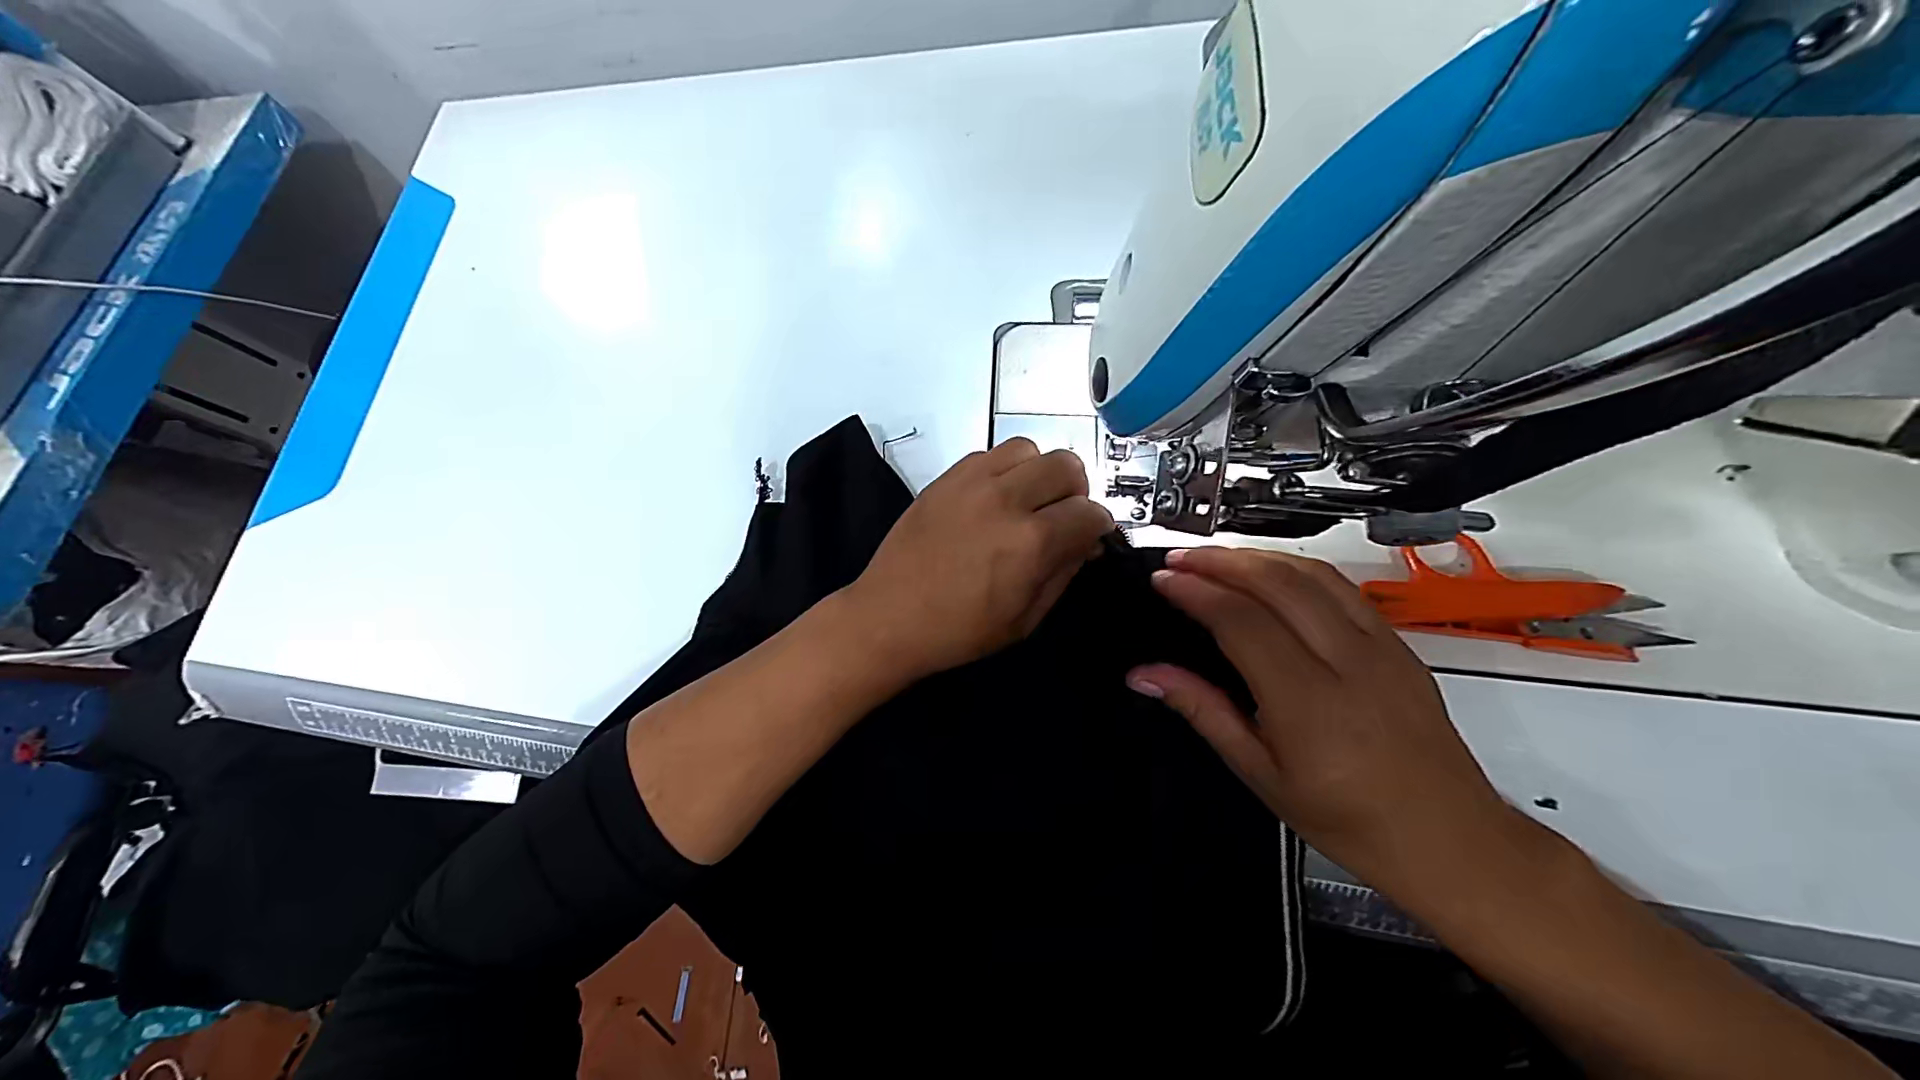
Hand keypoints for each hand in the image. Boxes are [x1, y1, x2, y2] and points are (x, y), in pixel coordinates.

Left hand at [844, 438, 1114, 682]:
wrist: (889, 617)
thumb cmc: (958, 630)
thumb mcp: (1025, 618)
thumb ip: (1063, 572)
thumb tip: (1085, 543)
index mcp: (1031, 542)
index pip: (1089, 512)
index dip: (1099, 525)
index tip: (1092, 535)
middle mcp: (1005, 501)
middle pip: (1066, 465)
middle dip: (1075, 491)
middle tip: (1062, 515)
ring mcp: (972, 483)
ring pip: (1029, 449)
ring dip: (1039, 472)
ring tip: (1028, 501)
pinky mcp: (945, 479)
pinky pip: (989, 453)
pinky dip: (1003, 470)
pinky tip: (994, 498)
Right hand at [1126, 547, 1524, 897]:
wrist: (1448, 839)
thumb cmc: (1357, 819)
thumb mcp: (1260, 773)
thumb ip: (1202, 710)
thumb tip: (1151, 677)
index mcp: (1310, 705)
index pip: (1241, 620)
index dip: (1195, 591)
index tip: (1165, 581)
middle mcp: (1351, 666)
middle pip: (1276, 581)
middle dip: (1218, 560)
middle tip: (1180, 560)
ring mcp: (1382, 649)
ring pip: (1311, 573)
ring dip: (1256, 556)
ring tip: (1216, 559)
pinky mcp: (1398, 645)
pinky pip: (1341, 586)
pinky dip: (1294, 568)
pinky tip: (1271, 573)